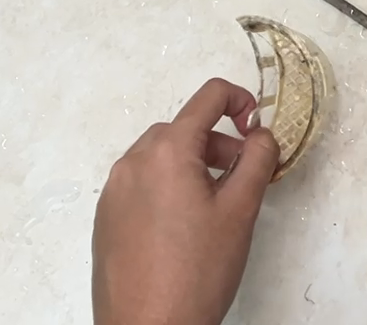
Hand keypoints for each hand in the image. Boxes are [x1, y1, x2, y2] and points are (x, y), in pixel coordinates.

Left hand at [92, 78, 281, 324]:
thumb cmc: (198, 269)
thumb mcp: (242, 208)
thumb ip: (259, 156)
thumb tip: (261, 134)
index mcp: (166, 150)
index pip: (210, 96)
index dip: (242, 101)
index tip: (257, 131)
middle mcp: (133, 162)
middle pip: (185, 127)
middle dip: (219, 141)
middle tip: (241, 175)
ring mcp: (113, 192)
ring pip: (162, 154)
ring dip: (194, 162)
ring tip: (214, 204)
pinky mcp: (105, 220)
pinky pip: (142, 182)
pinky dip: (169, 185)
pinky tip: (184, 227)